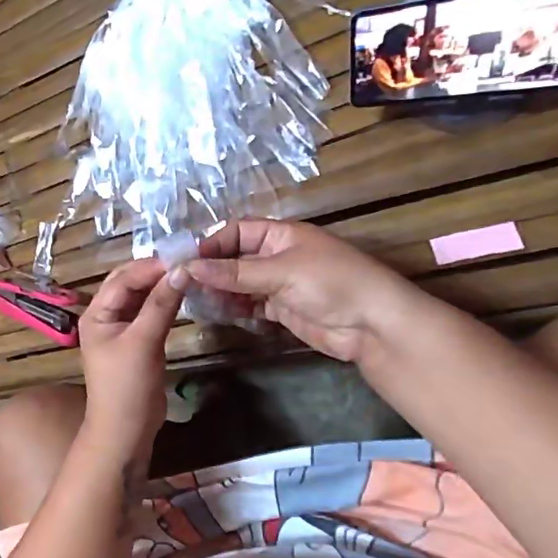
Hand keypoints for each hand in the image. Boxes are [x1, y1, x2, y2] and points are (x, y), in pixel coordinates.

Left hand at [77, 259, 184, 465]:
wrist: (126, 431)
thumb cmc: (126, 386)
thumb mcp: (143, 342)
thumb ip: (161, 304)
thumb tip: (182, 270)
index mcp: (96, 313)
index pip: (123, 278)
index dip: (151, 266)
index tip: (182, 257)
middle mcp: (106, 317)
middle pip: (131, 284)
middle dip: (156, 272)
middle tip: (188, 262)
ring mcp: (122, 330)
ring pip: (142, 298)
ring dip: (162, 287)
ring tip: (190, 274)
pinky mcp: (139, 343)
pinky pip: (151, 314)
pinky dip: (165, 304)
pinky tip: (184, 296)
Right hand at [173, 220, 405, 362]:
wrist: (373, 325)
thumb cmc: (331, 283)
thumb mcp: (280, 272)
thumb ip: (234, 272)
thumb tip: (190, 267)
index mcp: (281, 234)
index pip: (237, 231)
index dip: (212, 244)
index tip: (187, 263)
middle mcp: (277, 255)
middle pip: (234, 259)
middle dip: (211, 271)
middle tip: (184, 287)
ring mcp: (279, 284)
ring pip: (239, 284)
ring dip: (220, 292)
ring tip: (198, 303)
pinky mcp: (282, 309)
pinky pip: (250, 305)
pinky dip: (235, 309)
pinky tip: (219, 314)